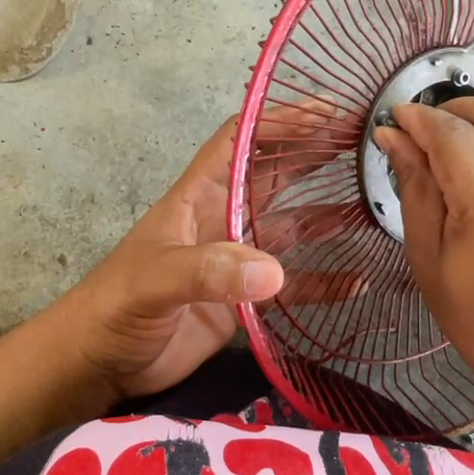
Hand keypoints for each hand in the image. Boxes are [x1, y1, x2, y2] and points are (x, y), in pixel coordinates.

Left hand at [55, 113, 350, 399]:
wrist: (98, 364)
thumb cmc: (115, 308)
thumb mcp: (155, 280)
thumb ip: (206, 272)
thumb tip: (273, 272)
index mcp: (197, 197)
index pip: (241, 141)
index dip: (279, 120)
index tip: (327, 110)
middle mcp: (222, 220)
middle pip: (274, 176)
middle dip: (314, 157)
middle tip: (366, 146)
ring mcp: (234, 261)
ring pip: (290, 229)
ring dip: (327, 217)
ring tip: (375, 206)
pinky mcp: (243, 302)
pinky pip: (292, 286)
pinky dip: (323, 282)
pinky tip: (359, 281)